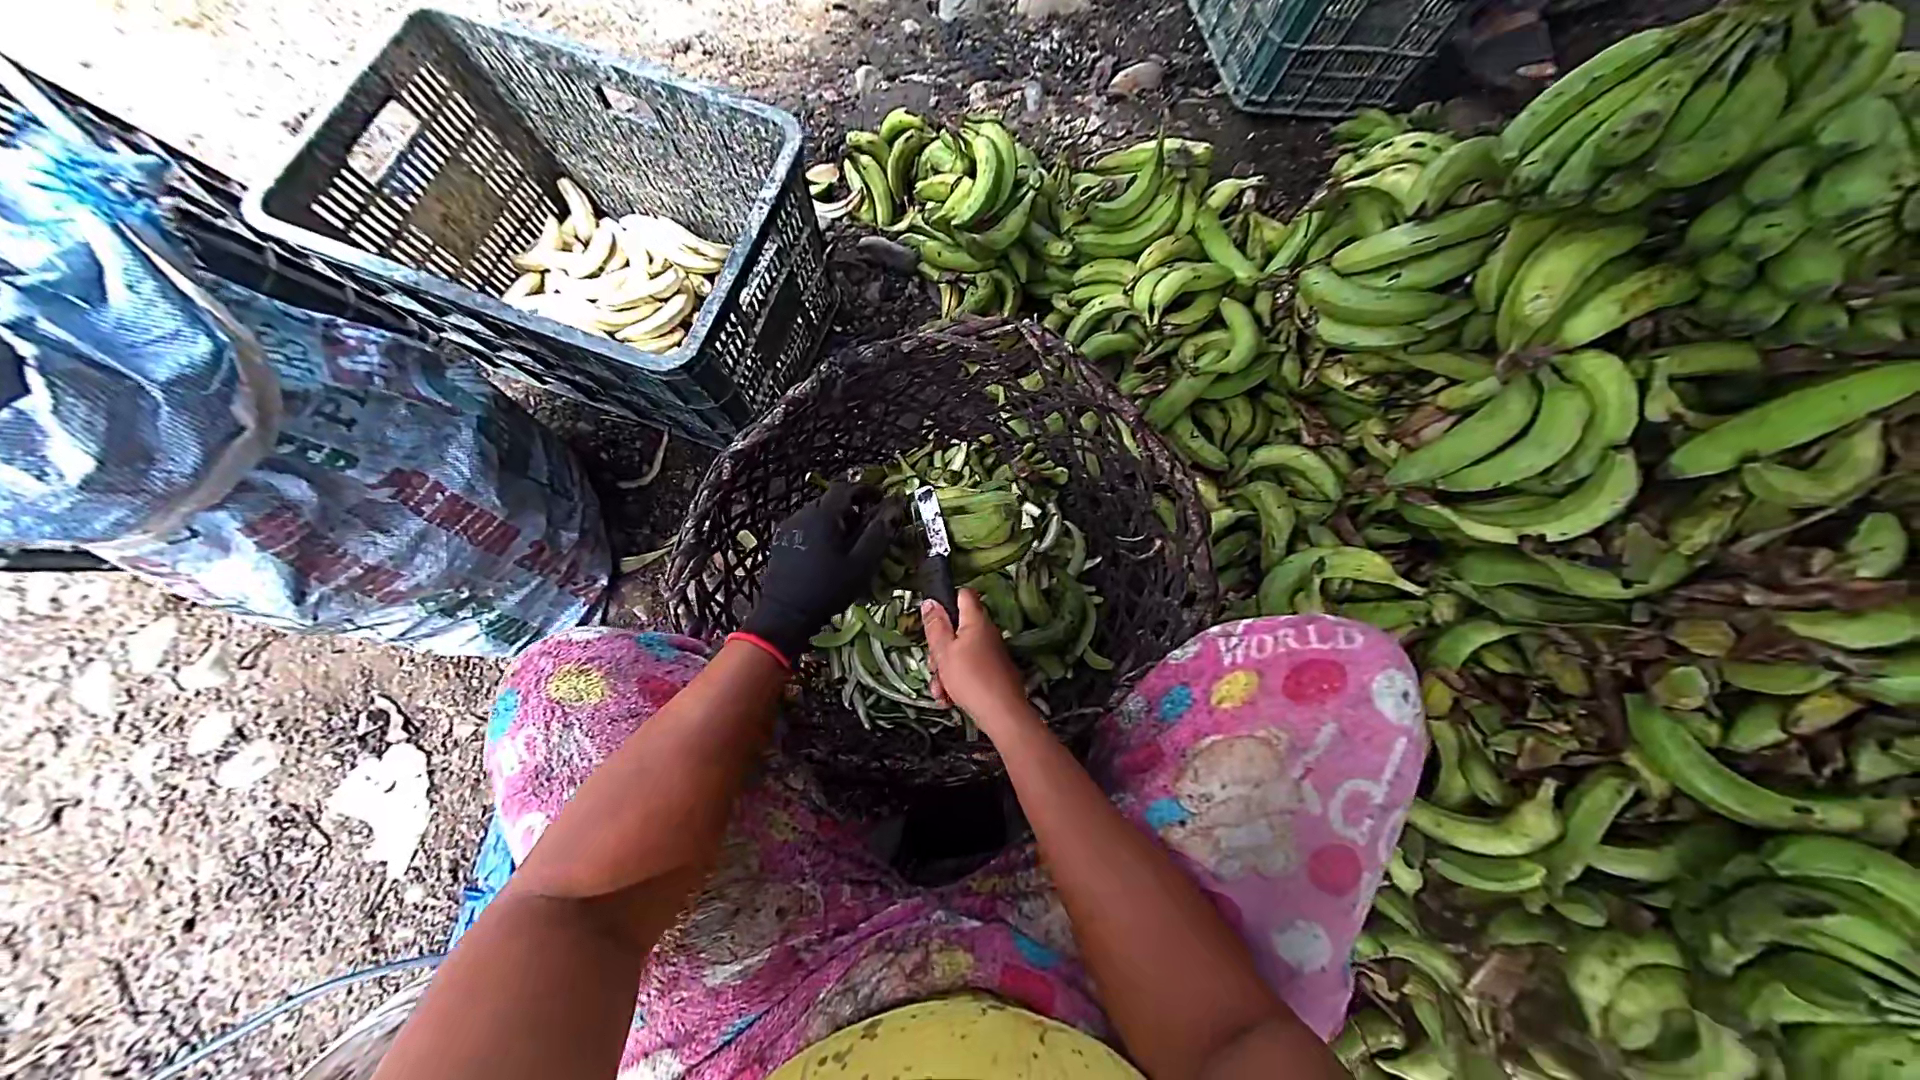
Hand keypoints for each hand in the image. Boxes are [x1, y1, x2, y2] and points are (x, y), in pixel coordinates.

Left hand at [742, 483, 902, 663]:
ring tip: (850, 540)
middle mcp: (802, 514)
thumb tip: (894, 509)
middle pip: (830, 500)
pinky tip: (829, 551)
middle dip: (852, 506)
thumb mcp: (860, 564)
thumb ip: (878, 534)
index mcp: (822, 515)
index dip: (866, 490)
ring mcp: (788, 528)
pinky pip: (806, 526)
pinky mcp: (781, 542)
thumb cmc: (827, 589)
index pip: (845, 488)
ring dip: (836, 519)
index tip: (881, 499)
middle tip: (869, 524)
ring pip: (817, 513)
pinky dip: (822, 530)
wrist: (785, 615)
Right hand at [920, 589, 1041, 737]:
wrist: (1003, 713)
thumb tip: (930, 601)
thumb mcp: (944, 651)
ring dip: (945, 670)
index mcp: (976, 620)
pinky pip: (969, 669)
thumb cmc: (970, 678)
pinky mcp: (993, 671)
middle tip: (934, 665)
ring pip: (960, 653)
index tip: (933, 619)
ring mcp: (991, 652)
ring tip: (941, 690)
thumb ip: (935, 626)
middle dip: (940, 648)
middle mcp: (986, 632)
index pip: (964, 594)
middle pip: (957, 629)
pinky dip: (957, 681)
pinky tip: (949, 698)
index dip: (947, 601)